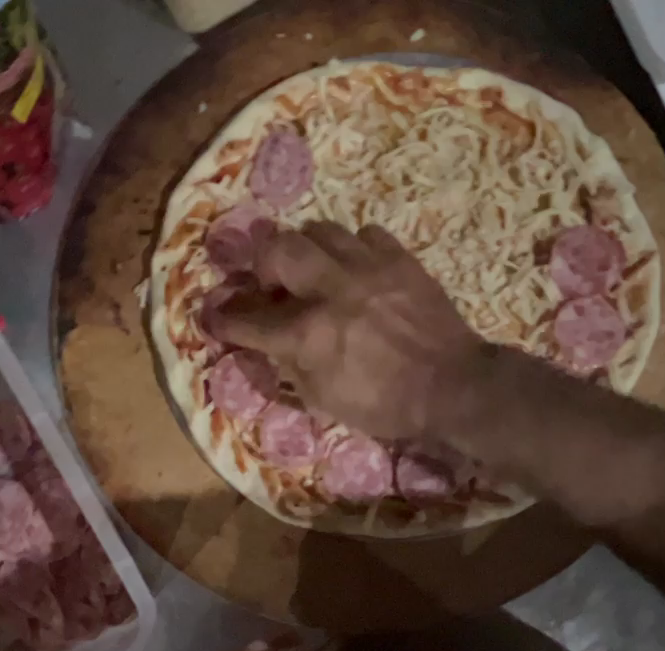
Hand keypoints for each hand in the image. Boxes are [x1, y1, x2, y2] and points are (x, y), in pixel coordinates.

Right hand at [205, 222, 493, 439]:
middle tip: (265, 277)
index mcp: (307, 336)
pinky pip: (365, 234)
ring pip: (320, 230)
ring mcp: (367, 269)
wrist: (451, 386)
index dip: (225, 319)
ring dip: (306, 248)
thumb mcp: (325, 401)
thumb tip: (270, 343)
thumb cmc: (385, 406)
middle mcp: (331, 292)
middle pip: (279, 248)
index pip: (249, 321)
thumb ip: (291, 366)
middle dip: (261, 260)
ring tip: (310, 268)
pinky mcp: (399, 259)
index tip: (213, 315)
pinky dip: (351, 248)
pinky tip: (354, 269)